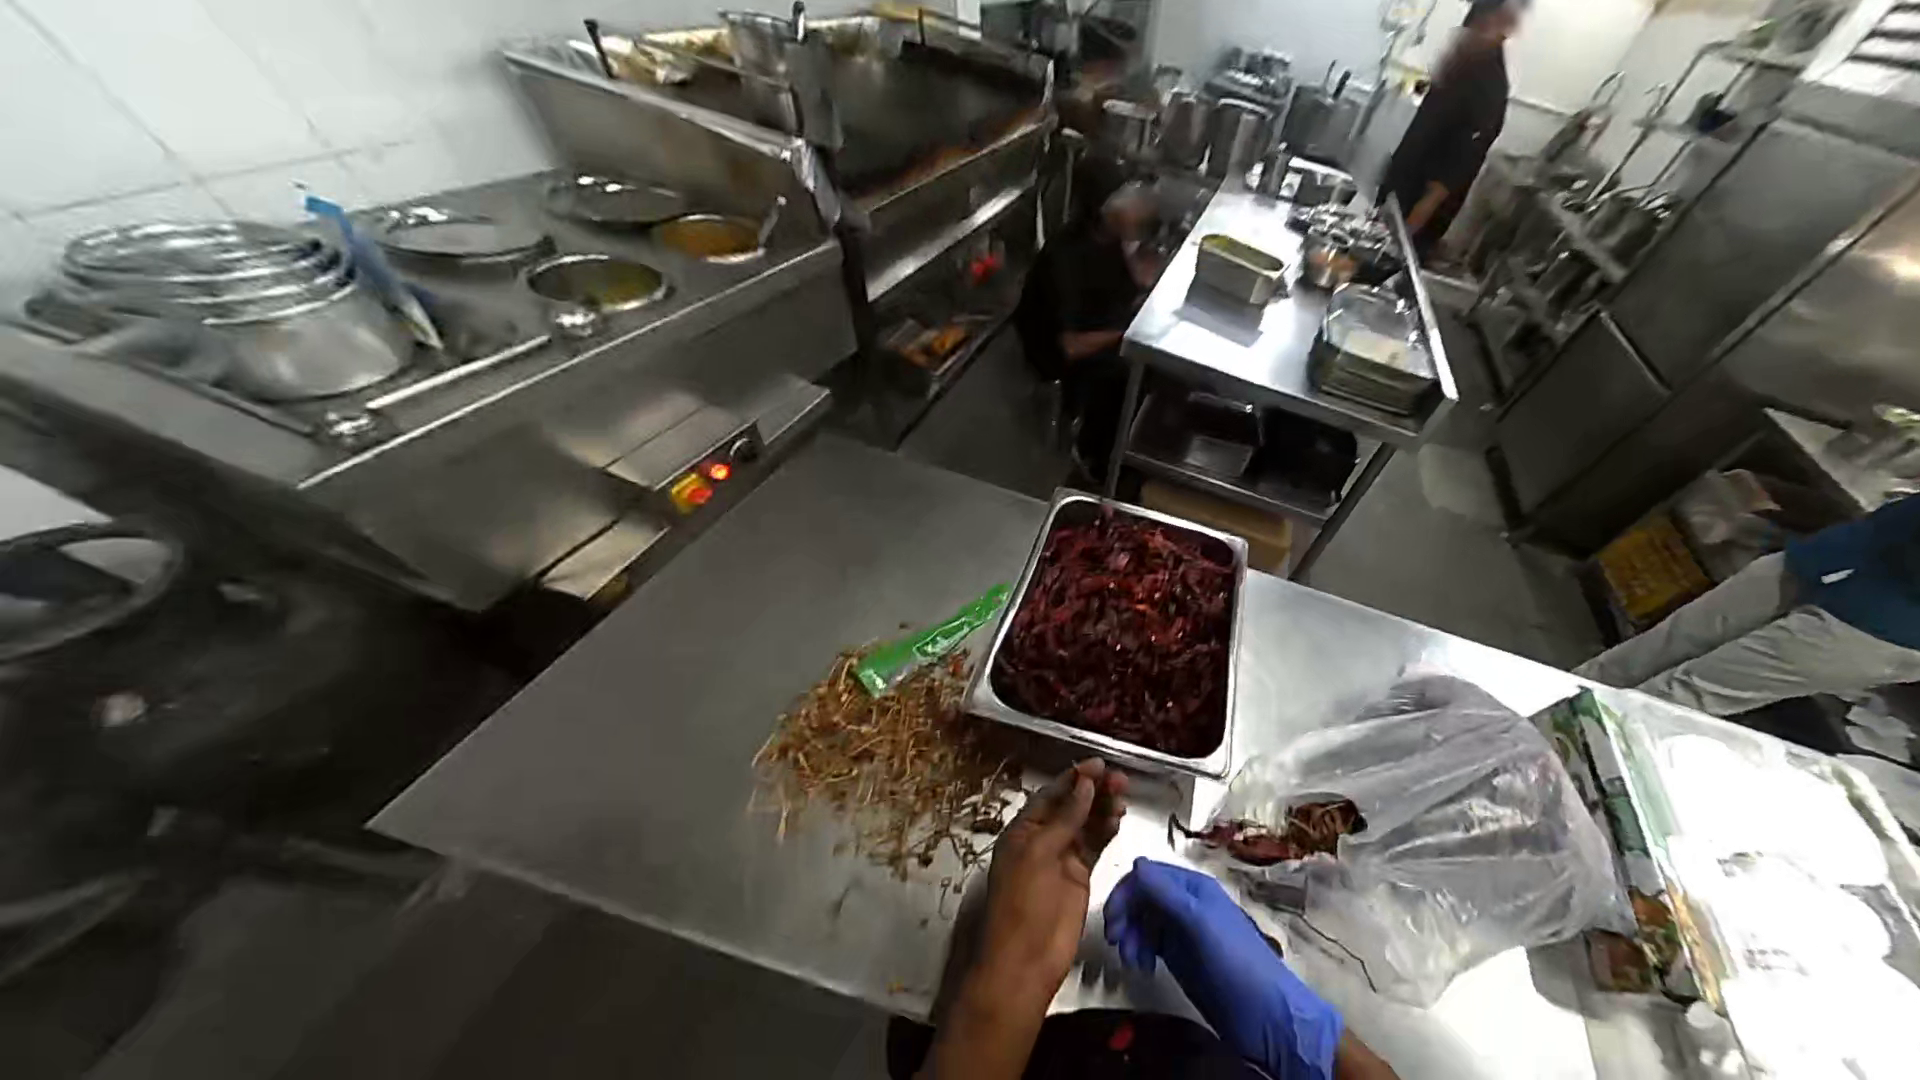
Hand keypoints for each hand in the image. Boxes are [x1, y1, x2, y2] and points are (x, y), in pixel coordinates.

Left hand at [919, 761, 1126, 1079]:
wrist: (1026, 959)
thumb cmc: (1023, 901)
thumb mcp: (1039, 853)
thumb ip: (1065, 818)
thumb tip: (1084, 784)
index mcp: (1024, 828)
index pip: (1052, 794)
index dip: (1075, 778)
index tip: (1099, 764)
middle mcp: (1043, 837)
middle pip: (1072, 806)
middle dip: (1094, 791)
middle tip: (1120, 779)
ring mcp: (1062, 857)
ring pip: (1086, 824)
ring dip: (1103, 809)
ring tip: (1124, 795)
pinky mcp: (1080, 875)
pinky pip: (1095, 846)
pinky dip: (1106, 831)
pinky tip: (1119, 819)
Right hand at [1104, 858, 1343, 1079]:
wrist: (1268, 1019)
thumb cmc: (1236, 962)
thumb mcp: (1199, 922)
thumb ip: (1166, 891)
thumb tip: (1135, 862)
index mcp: (1192, 887)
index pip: (1147, 876)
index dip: (1125, 893)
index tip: (1111, 919)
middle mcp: (1185, 903)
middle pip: (1142, 898)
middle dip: (1125, 916)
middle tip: (1115, 942)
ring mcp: (1182, 930)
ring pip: (1143, 920)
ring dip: (1130, 936)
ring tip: (1131, 961)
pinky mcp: (1180, 956)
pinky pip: (1149, 942)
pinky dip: (1139, 951)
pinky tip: (1141, 968)